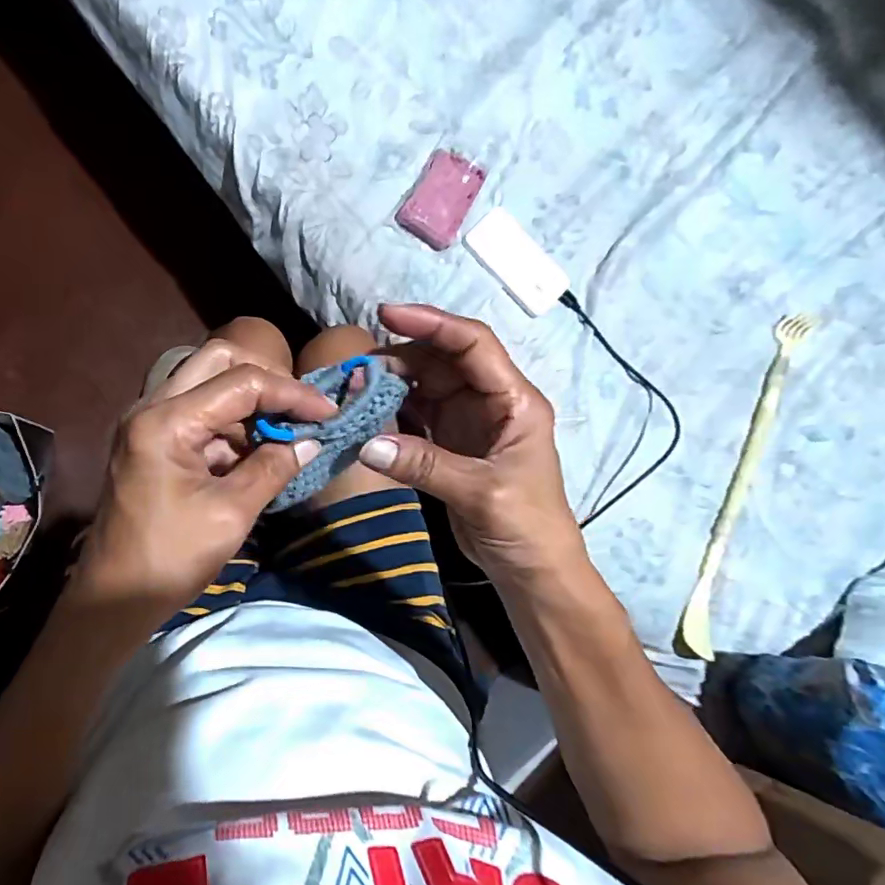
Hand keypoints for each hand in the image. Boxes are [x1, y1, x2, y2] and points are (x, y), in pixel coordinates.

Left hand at [77, 363, 332, 611]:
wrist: (114, 594)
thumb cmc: (170, 557)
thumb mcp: (231, 513)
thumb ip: (273, 467)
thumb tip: (310, 441)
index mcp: (165, 420)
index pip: (240, 381)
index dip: (291, 392)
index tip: (328, 412)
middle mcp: (150, 407)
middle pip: (217, 362)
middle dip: (264, 381)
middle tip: (298, 411)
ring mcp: (146, 422)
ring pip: (206, 385)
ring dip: (247, 405)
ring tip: (284, 436)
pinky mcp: (149, 441)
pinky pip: (195, 414)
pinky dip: (228, 427)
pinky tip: (256, 452)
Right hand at [357, 303, 583, 581]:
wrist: (531, 570)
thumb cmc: (526, 525)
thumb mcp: (481, 493)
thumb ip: (425, 465)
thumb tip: (367, 443)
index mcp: (513, 400)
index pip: (472, 345)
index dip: (432, 324)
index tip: (387, 314)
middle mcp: (488, 401)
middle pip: (440, 361)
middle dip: (398, 357)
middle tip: (354, 370)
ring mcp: (465, 421)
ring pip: (422, 386)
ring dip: (388, 384)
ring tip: (352, 390)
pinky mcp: (446, 443)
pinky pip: (412, 415)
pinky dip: (388, 411)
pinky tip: (364, 414)